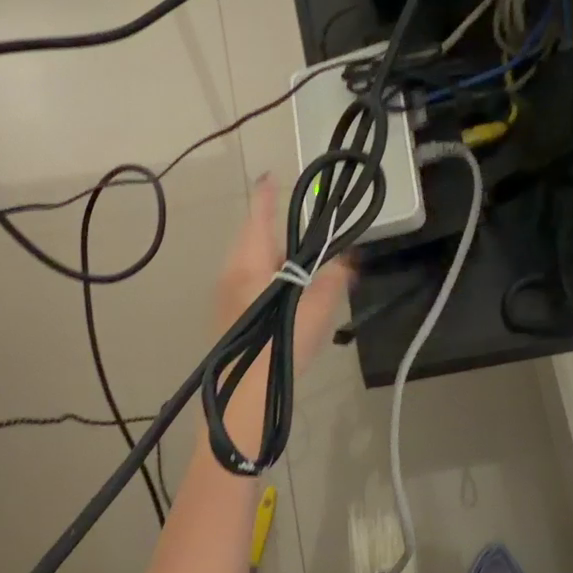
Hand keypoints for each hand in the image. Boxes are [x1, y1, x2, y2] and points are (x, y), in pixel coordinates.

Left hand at [214, 174, 353, 375]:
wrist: (241, 396)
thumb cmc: (278, 345)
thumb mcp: (315, 309)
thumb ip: (334, 279)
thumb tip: (346, 260)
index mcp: (249, 262)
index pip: (258, 216)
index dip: (267, 195)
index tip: (272, 176)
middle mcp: (231, 273)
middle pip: (253, 241)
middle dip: (275, 232)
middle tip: (302, 230)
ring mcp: (225, 298)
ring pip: (251, 266)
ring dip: (275, 261)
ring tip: (303, 267)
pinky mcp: (228, 319)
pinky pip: (250, 287)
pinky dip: (270, 282)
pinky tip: (288, 298)